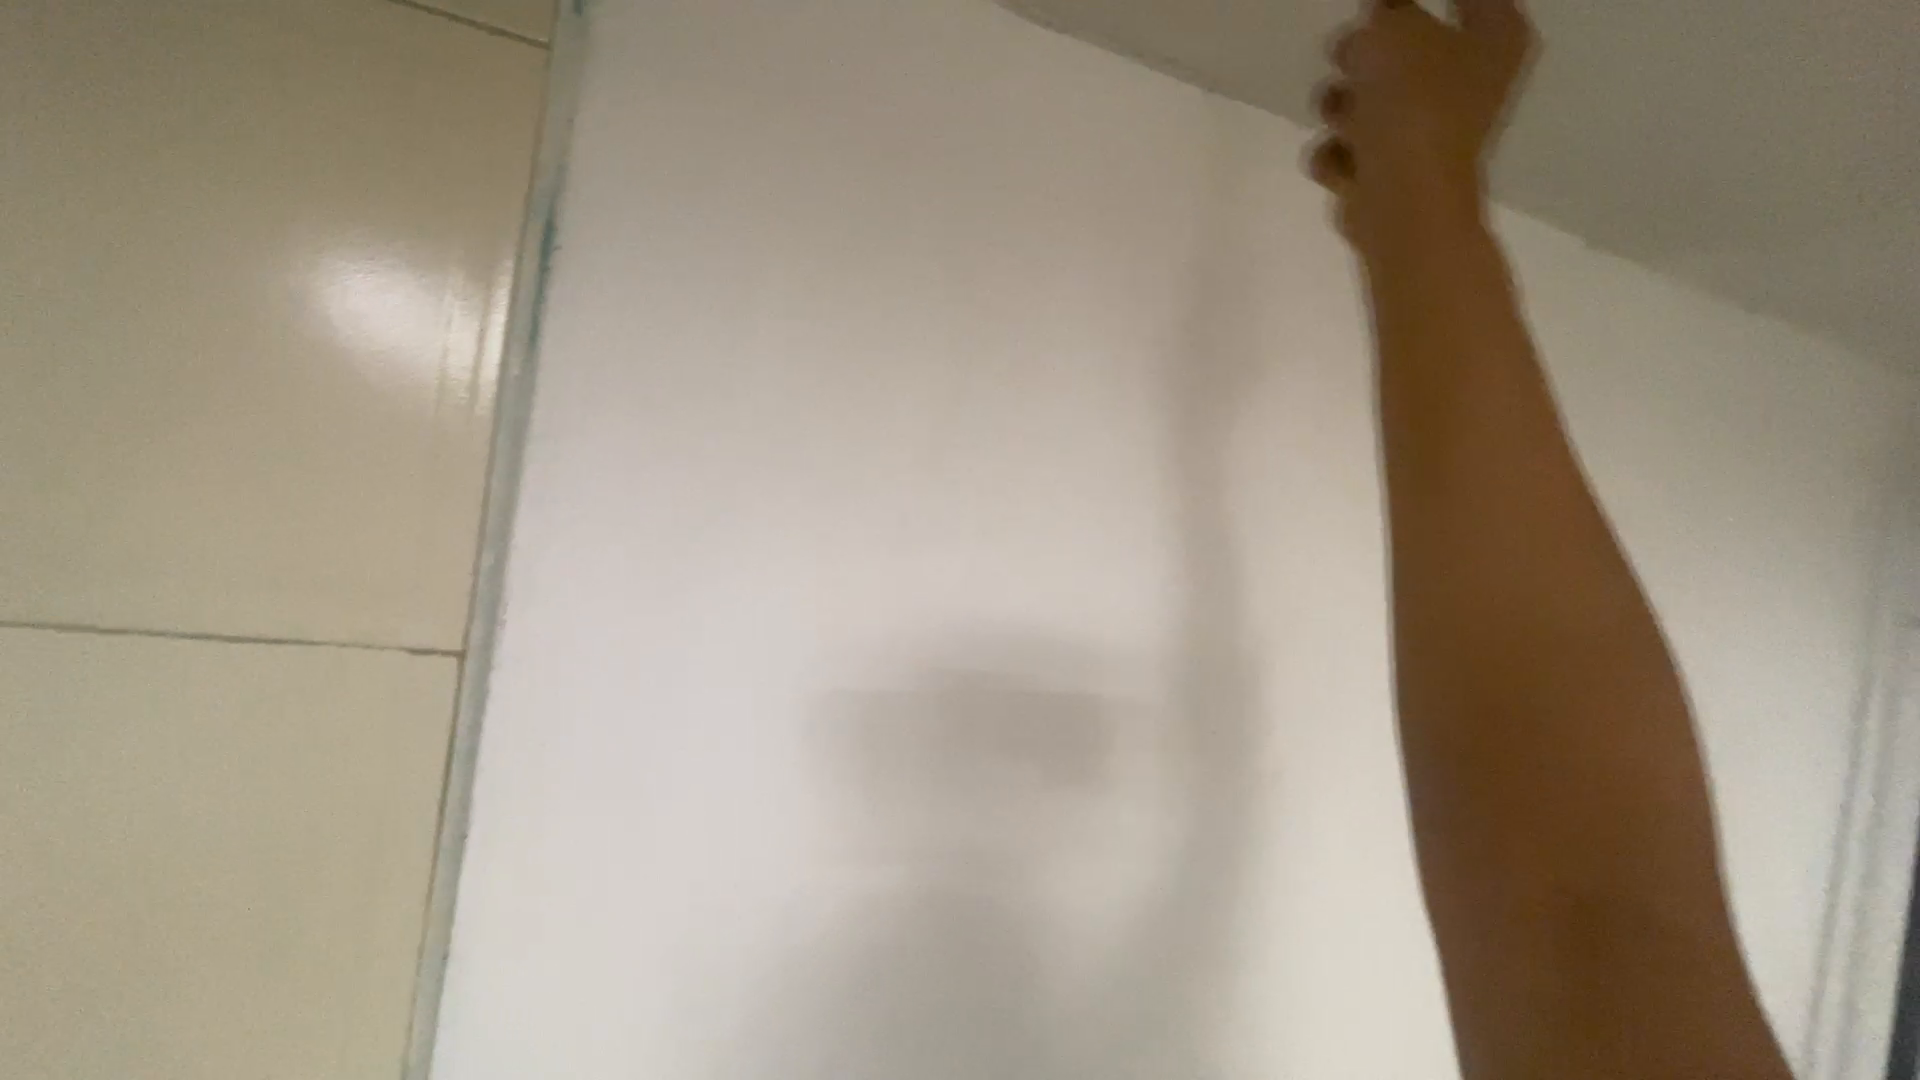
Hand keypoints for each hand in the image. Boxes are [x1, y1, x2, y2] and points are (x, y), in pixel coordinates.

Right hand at [1306, 0, 1535, 253]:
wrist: (1401, 202)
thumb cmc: (1412, 107)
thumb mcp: (1394, 32)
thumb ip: (1385, 12)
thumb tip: (1379, 14)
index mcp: (1495, 38)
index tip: (1380, 3)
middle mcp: (1469, 84)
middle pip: (1408, 48)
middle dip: (1368, 52)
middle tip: (1346, 53)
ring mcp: (1428, 135)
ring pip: (1372, 101)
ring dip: (1343, 104)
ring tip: (1338, 114)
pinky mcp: (1390, 175)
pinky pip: (1351, 152)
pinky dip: (1338, 156)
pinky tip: (1340, 162)